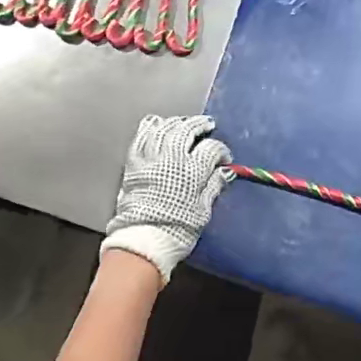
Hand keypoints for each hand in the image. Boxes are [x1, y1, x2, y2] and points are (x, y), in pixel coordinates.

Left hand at [101, 115, 232, 283]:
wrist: (144, 238)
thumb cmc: (176, 229)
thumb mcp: (202, 210)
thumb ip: (213, 186)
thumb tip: (226, 173)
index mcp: (192, 171)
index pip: (211, 149)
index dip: (220, 150)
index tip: (223, 157)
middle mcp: (171, 159)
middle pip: (186, 130)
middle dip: (199, 125)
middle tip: (206, 124)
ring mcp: (151, 159)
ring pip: (163, 129)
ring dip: (175, 123)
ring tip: (183, 122)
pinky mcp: (134, 164)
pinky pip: (140, 138)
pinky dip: (148, 128)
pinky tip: (154, 124)